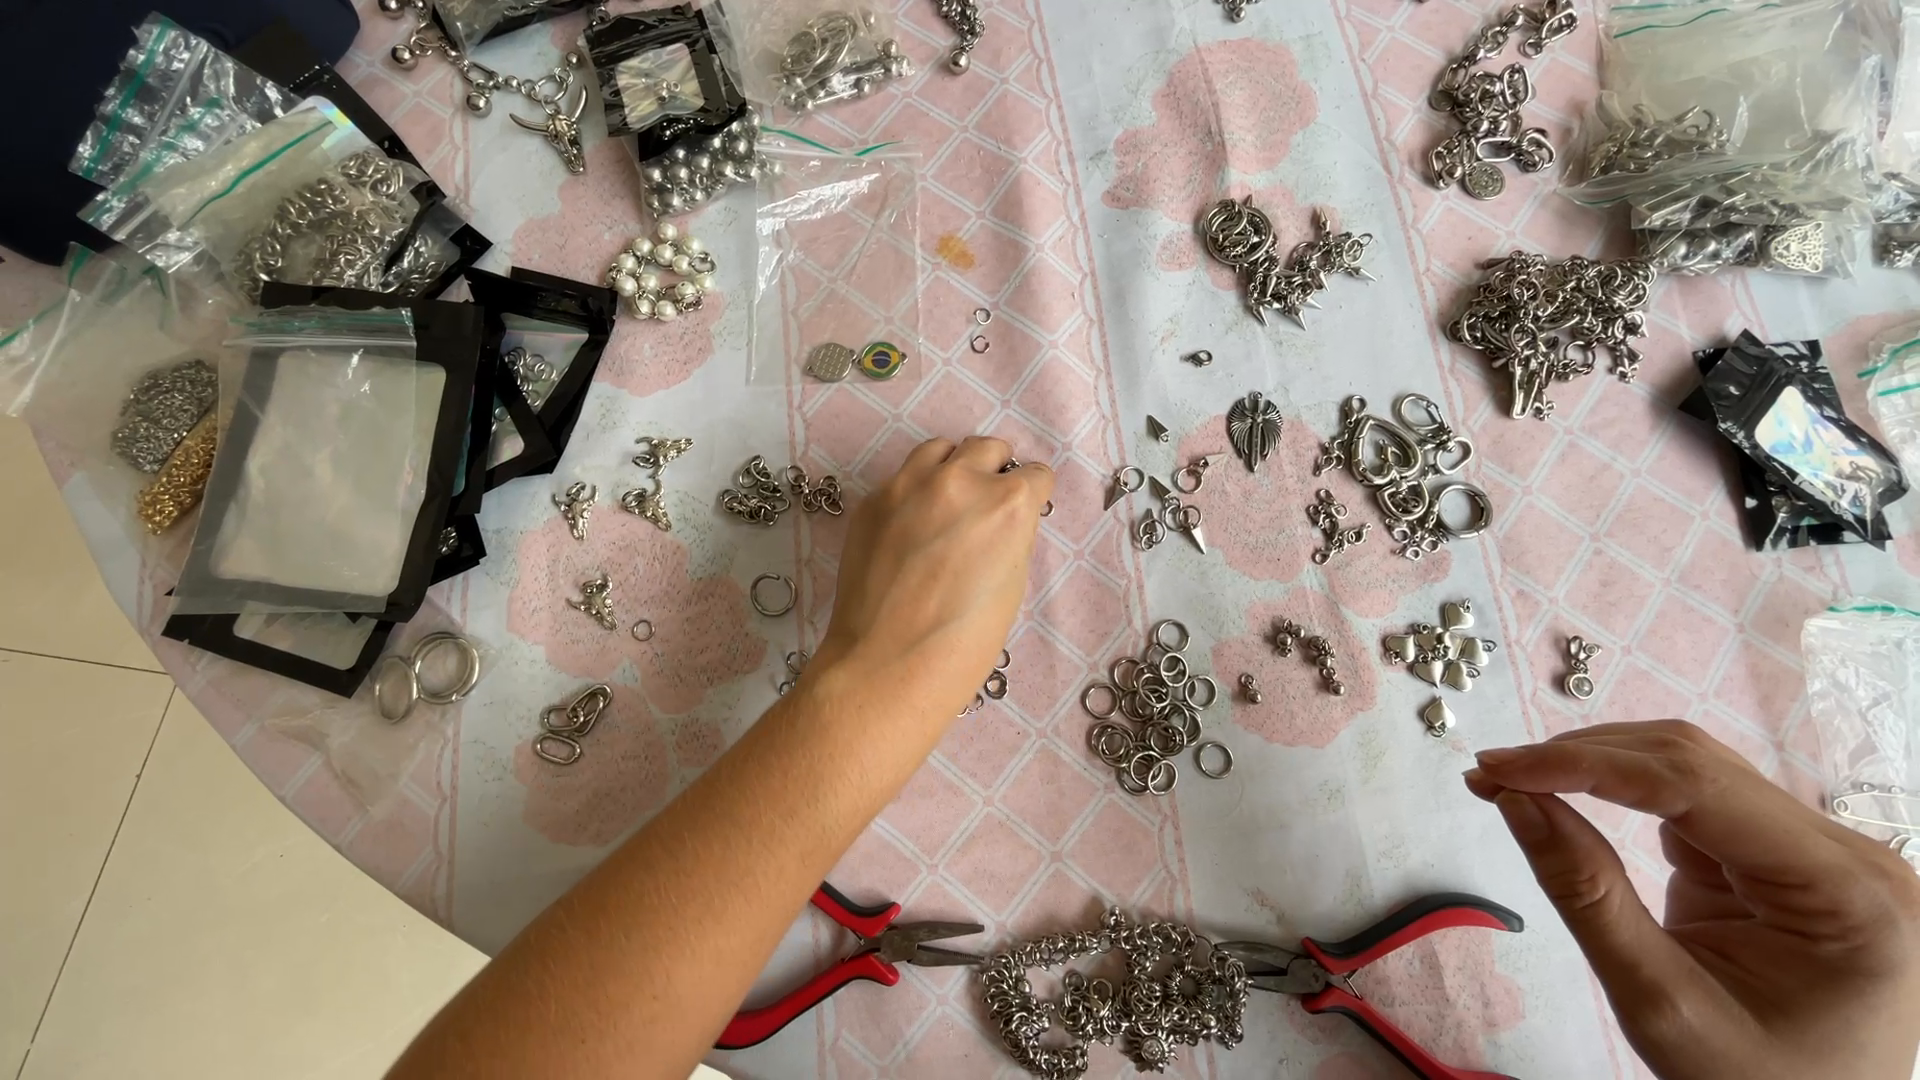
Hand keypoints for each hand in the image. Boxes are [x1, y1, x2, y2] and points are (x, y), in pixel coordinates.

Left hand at [813, 436, 1051, 718]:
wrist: (887, 664)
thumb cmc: (964, 642)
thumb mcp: (1012, 585)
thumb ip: (1011, 537)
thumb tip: (1001, 521)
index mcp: (1009, 503)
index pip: (1035, 474)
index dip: (1032, 496)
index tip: (1022, 512)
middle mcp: (961, 480)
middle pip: (987, 448)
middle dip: (994, 471)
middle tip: (985, 504)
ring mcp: (909, 485)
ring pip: (940, 450)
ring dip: (952, 468)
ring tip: (946, 503)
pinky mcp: (873, 500)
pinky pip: (902, 478)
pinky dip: (913, 493)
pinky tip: (909, 529)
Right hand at [1464, 721, 1919, 1079]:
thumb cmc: (1750, 1077)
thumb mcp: (1660, 1000)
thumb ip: (1586, 894)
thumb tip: (1513, 799)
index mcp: (1848, 893)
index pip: (1694, 787)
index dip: (1583, 765)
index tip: (1494, 769)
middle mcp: (1846, 854)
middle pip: (1689, 763)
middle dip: (1578, 758)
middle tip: (1491, 775)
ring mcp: (1814, 848)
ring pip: (1682, 765)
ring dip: (1590, 763)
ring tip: (1516, 782)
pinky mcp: (1774, 850)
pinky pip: (1683, 792)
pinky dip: (1611, 783)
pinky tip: (1562, 794)